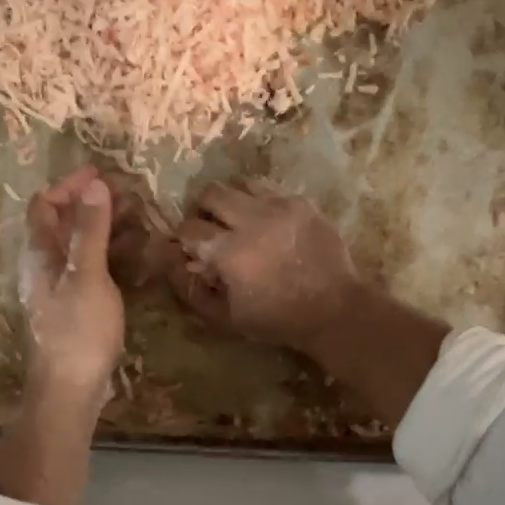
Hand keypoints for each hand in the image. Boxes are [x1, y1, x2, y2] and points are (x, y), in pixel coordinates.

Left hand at [22, 166, 124, 408]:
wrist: (70, 389)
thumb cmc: (77, 331)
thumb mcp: (87, 275)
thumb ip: (90, 230)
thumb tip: (94, 184)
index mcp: (39, 255)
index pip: (44, 205)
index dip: (69, 185)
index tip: (101, 174)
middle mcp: (42, 268)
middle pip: (61, 224)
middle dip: (91, 205)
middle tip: (128, 196)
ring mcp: (56, 290)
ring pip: (76, 247)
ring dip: (102, 230)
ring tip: (136, 221)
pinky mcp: (72, 309)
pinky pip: (87, 270)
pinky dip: (107, 256)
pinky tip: (130, 258)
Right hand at [171, 182, 365, 354]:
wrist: (333, 309)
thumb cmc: (275, 319)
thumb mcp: (227, 317)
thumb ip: (193, 291)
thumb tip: (171, 265)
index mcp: (229, 252)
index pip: (189, 229)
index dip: (182, 237)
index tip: (186, 246)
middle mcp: (251, 220)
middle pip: (211, 194)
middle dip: (202, 209)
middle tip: (208, 226)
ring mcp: (279, 207)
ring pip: (239, 184)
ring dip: (231, 200)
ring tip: (236, 219)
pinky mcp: (301, 203)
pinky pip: (269, 189)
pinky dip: (258, 201)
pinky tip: (264, 220)